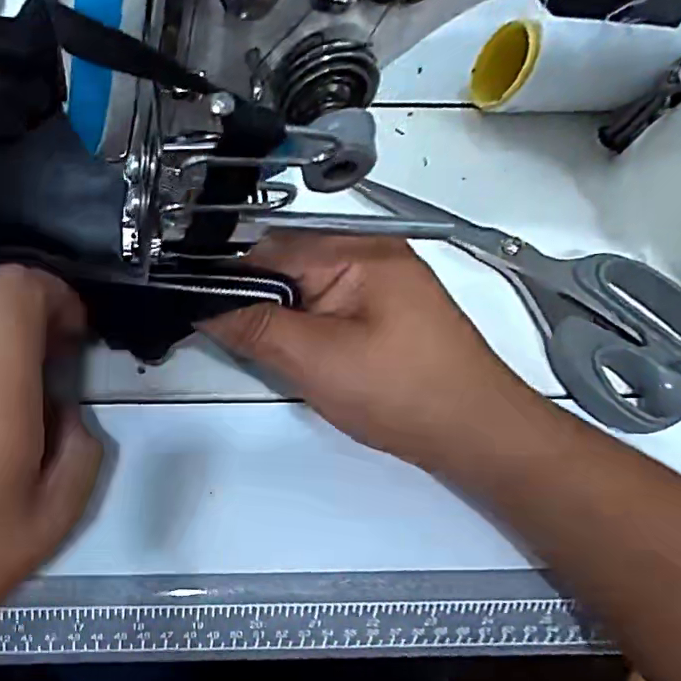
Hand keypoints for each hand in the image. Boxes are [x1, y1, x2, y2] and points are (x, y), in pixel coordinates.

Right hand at [199, 233, 542, 466]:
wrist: (474, 431)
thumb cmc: (413, 394)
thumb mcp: (316, 361)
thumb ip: (256, 328)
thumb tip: (210, 310)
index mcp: (358, 252)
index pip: (267, 249)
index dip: (229, 281)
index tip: (205, 313)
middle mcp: (371, 255)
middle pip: (284, 265)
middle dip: (258, 304)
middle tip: (248, 345)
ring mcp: (380, 281)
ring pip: (303, 288)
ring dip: (282, 319)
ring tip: (286, 357)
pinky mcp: (382, 308)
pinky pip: (326, 305)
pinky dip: (306, 328)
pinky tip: (310, 357)